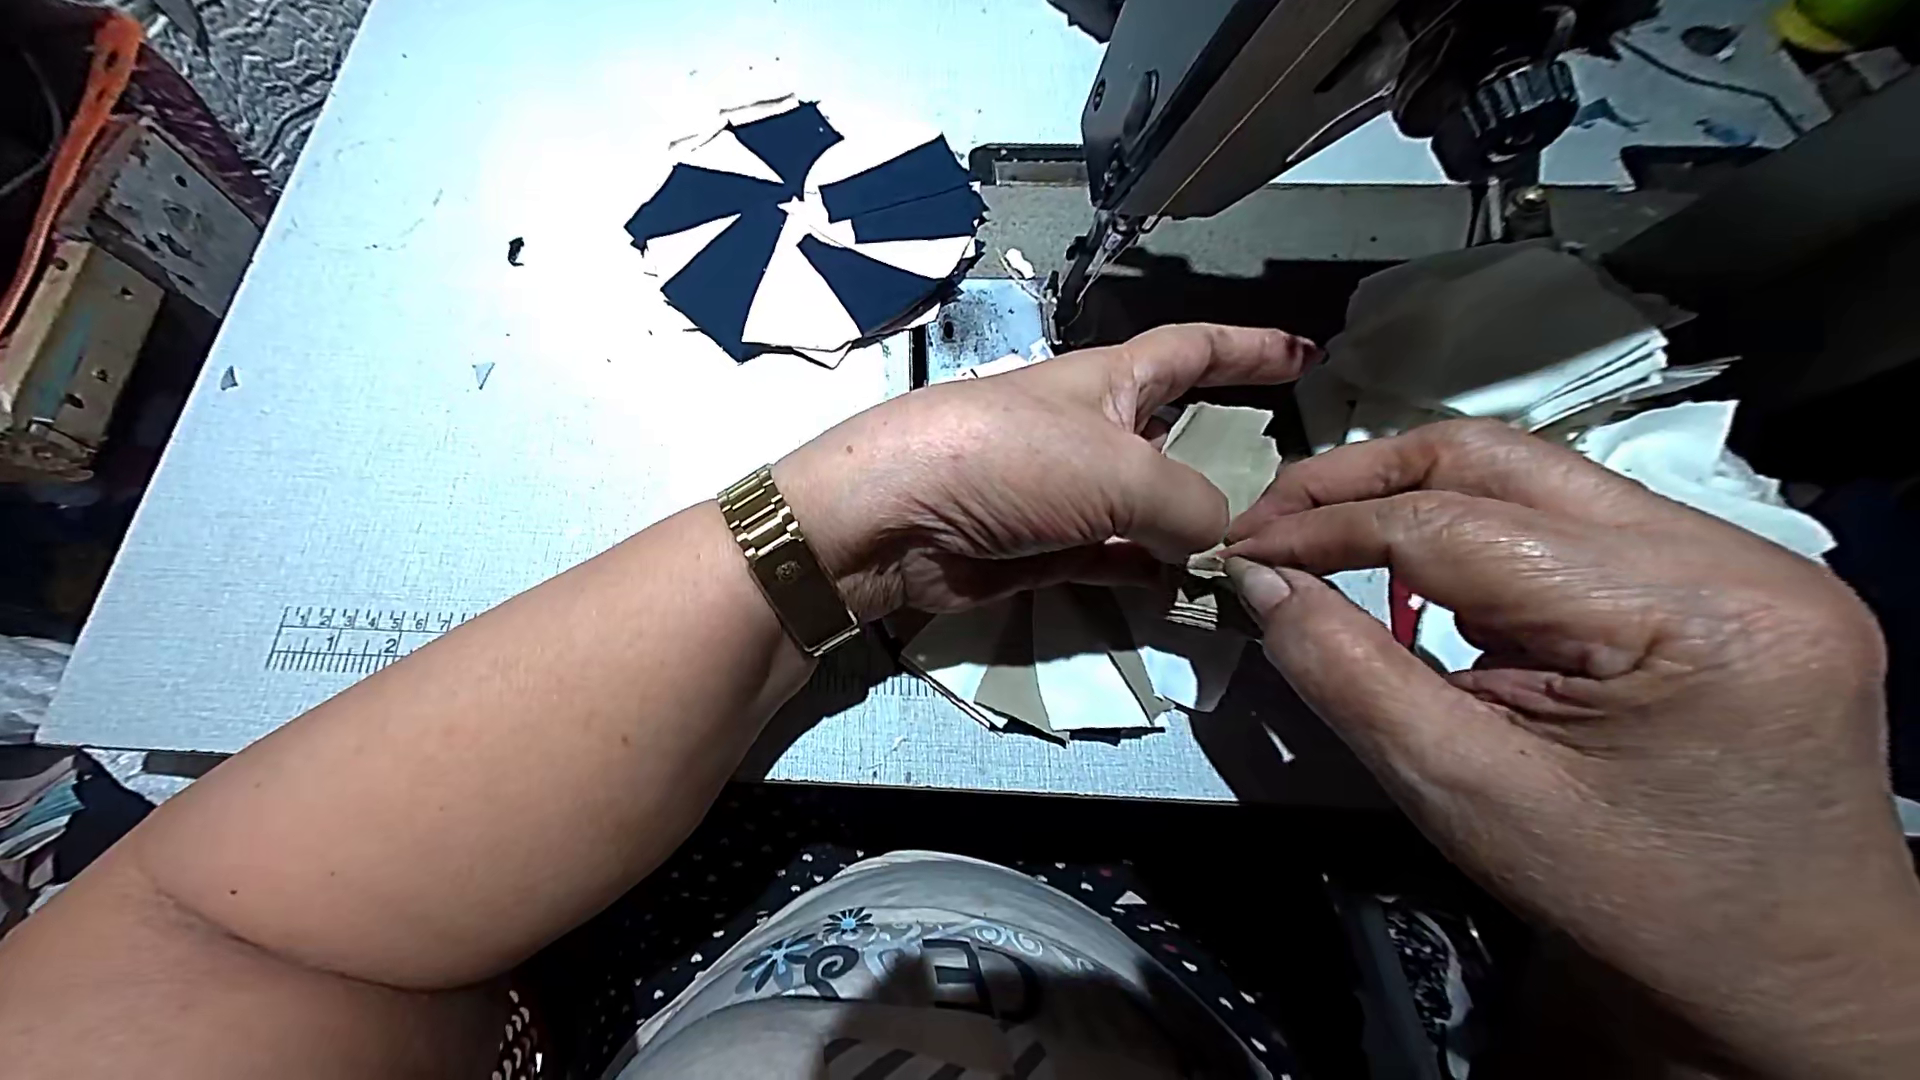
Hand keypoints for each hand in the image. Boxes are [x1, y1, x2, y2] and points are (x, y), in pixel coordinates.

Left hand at [776, 324, 1318, 620]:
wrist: (900, 520)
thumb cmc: (1010, 461)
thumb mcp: (1118, 468)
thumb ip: (1189, 503)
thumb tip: (1218, 539)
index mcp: (1110, 382)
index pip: (1193, 350)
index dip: (1250, 348)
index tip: (1304, 355)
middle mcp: (1090, 433)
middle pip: (1177, 440)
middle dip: (1229, 461)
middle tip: (1286, 498)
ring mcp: (1066, 495)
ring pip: (1149, 510)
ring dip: (1193, 533)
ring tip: (1248, 559)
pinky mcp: (1044, 549)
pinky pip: (1115, 558)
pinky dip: (1149, 572)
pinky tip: (1183, 590)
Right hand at [1222, 420, 1919, 1078]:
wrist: (1776, 969)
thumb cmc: (1618, 894)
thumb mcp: (1450, 783)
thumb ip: (1341, 668)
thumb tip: (1259, 579)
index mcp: (1688, 613)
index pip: (1451, 525)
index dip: (1324, 528)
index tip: (1242, 548)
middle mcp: (1721, 553)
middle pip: (1489, 458)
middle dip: (1353, 479)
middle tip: (1270, 516)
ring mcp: (1715, 555)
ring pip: (1507, 471)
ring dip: (1389, 492)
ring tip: (1310, 531)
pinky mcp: (1685, 574)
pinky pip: (1529, 513)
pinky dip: (1435, 525)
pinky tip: (1391, 563)